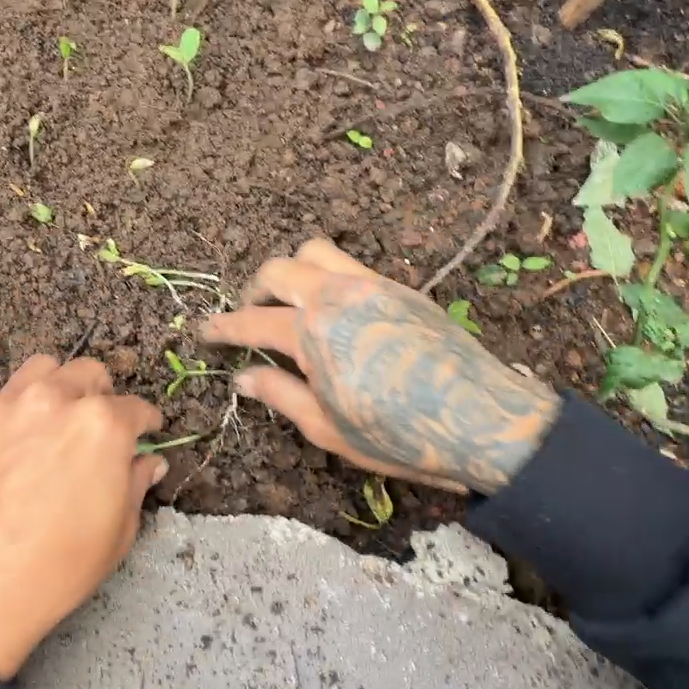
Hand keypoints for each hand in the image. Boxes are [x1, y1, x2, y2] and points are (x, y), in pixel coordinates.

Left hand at [0, 356, 164, 679]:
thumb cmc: (57, 567)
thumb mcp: (117, 532)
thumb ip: (135, 485)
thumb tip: (147, 462)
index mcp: (101, 425)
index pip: (135, 408)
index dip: (146, 423)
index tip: (146, 434)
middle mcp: (55, 401)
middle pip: (88, 374)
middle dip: (102, 396)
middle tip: (100, 429)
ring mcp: (7, 407)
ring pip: (42, 371)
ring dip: (59, 387)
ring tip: (57, 422)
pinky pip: (3, 402)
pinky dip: (18, 415)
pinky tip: (14, 451)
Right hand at [202, 238, 558, 494]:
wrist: (482, 422)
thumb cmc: (397, 436)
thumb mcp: (326, 427)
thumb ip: (279, 394)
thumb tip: (243, 377)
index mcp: (313, 332)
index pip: (252, 321)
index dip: (223, 327)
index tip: (205, 331)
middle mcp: (338, 296)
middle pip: (279, 270)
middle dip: (254, 290)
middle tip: (249, 319)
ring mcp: (372, 286)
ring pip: (316, 253)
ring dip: (292, 273)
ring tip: (290, 305)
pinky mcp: (399, 289)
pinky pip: (350, 265)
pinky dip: (327, 278)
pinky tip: (333, 313)